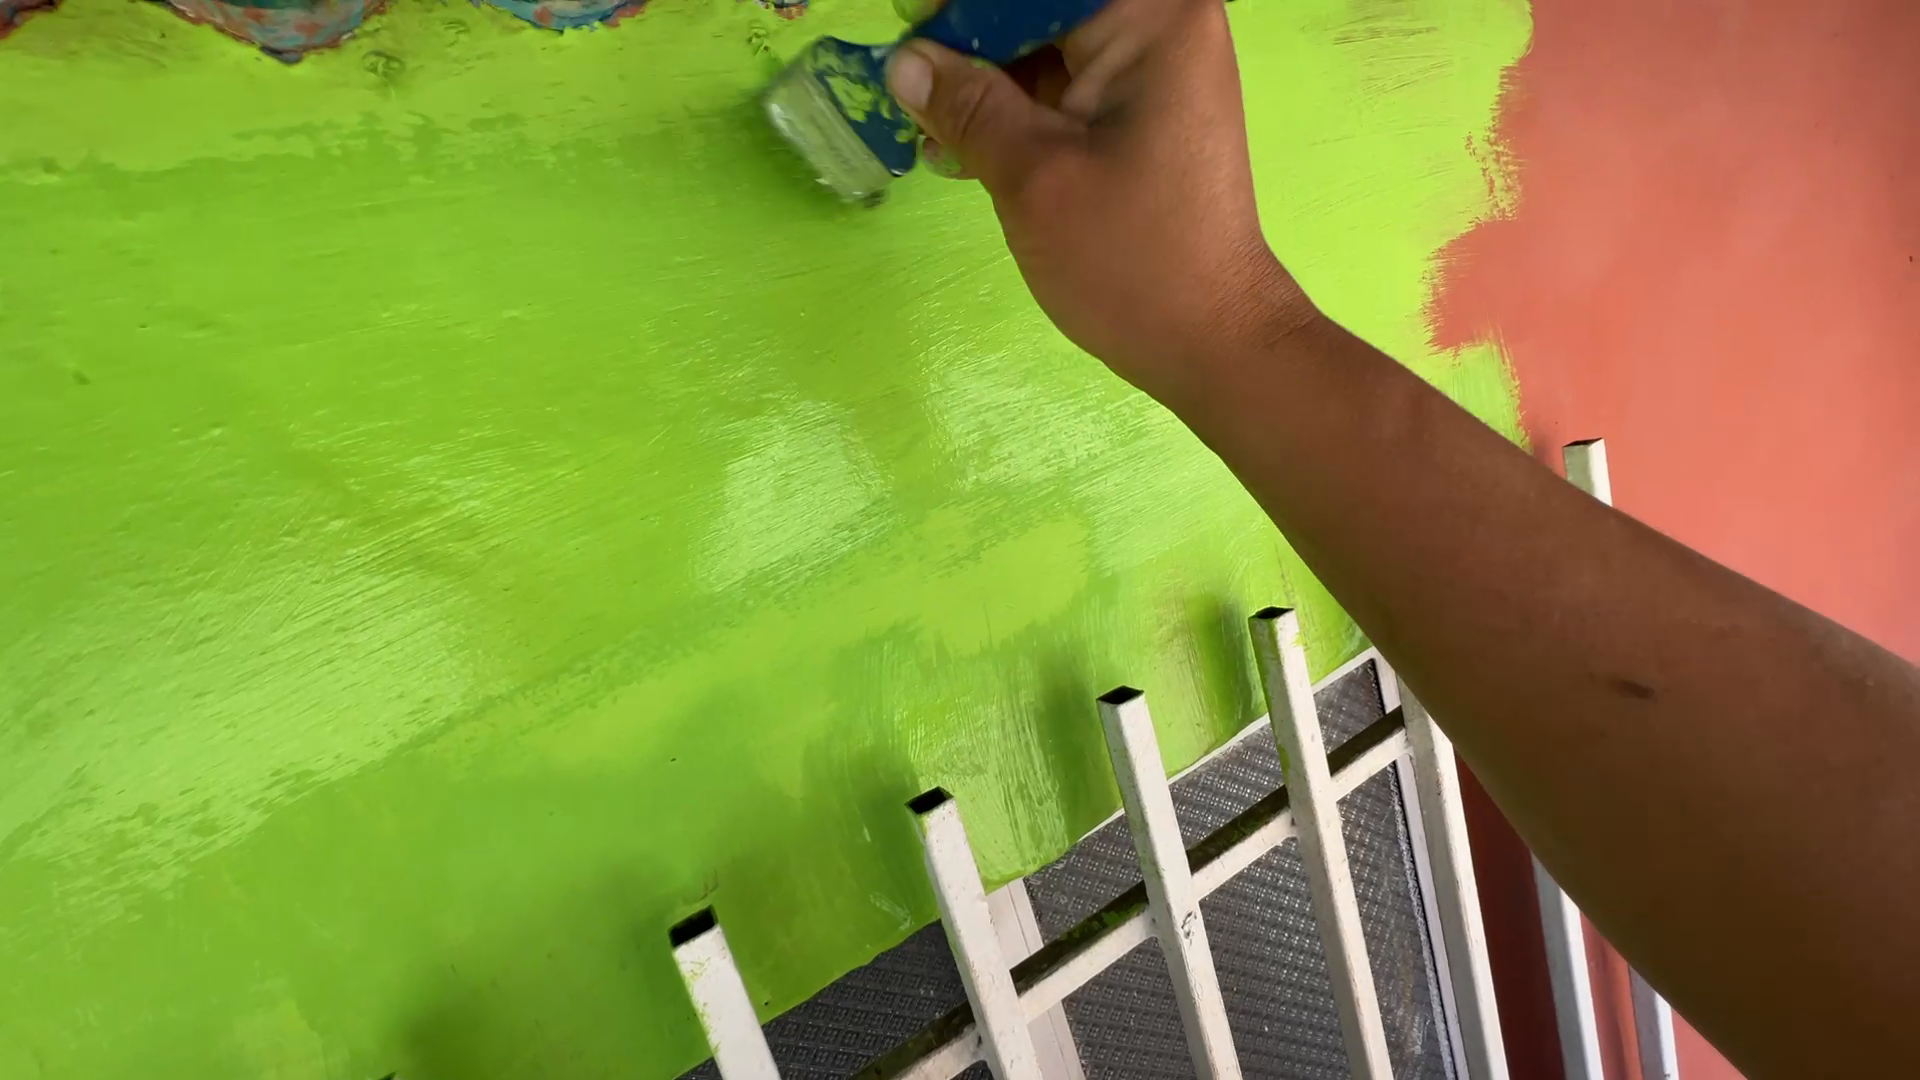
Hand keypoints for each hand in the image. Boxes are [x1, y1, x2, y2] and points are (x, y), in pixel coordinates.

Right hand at [884, 0, 1314, 411]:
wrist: (1205, 339)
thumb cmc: (1126, 261)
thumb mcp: (1033, 178)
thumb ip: (967, 108)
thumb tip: (905, 63)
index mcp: (1151, 15)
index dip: (962, 4)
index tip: (906, 28)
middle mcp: (1161, 26)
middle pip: (1042, 11)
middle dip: (971, 47)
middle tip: (912, 94)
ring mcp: (1154, 78)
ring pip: (1048, 55)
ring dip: (986, 91)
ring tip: (932, 140)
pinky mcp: (1142, 124)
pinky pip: (1066, 98)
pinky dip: (1017, 121)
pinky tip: (968, 155)